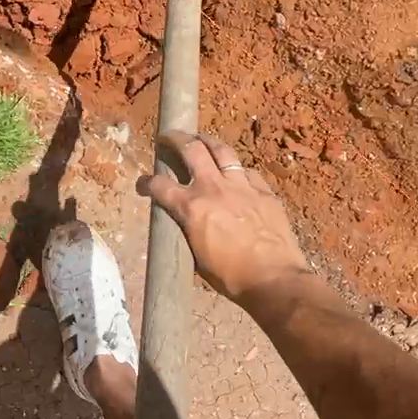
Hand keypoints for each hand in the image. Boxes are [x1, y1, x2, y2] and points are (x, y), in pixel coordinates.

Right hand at [138, 131, 312, 302]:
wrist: (275, 280)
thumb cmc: (231, 277)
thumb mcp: (196, 255)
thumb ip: (187, 229)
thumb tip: (184, 220)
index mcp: (191, 208)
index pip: (159, 185)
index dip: (146, 183)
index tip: (142, 185)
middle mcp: (213, 188)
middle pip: (191, 149)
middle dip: (175, 139)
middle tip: (168, 137)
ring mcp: (241, 186)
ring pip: (221, 150)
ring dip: (206, 141)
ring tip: (200, 140)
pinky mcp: (264, 191)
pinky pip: (247, 171)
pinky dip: (236, 169)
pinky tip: (235, 173)